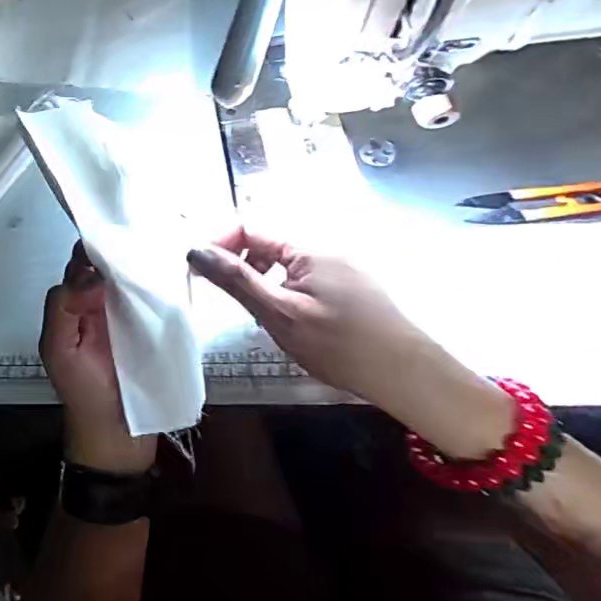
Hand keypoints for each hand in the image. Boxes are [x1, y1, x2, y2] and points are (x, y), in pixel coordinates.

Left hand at [40, 242, 156, 473]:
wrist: (119, 434)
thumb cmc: (84, 391)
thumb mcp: (58, 350)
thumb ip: (63, 307)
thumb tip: (94, 275)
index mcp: (76, 301)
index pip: (82, 260)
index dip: (95, 244)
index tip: (115, 231)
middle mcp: (104, 299)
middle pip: (113, 262)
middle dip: (125, 244)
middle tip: (145, 231)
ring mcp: (135, 310)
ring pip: (138, 274)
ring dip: (148, 259)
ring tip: (165, 241)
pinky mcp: (161, 322)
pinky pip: (162, 294)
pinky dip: (169, 279)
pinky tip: (179, 268)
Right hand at [188, 229, 513, 458]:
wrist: (404, 372)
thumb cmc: (339, 344)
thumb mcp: (279, 314)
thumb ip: (237, 281)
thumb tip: (196, 250)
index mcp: (306, 250)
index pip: (249, 229)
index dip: (220, 245)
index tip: (201, 273)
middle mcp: (325, 250)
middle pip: (269, 247)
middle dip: (243, 268)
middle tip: (232, 303)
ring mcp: (343, 270)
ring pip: (289, 267)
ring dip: (266, 284)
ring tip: (262, 318)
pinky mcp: (354, 291)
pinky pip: (309, 282)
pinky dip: (290, 296)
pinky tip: (294, 325)